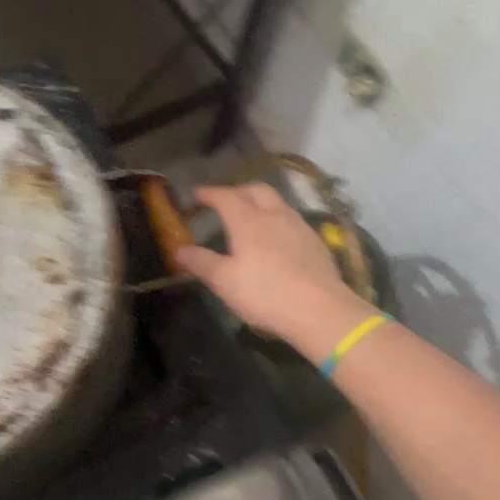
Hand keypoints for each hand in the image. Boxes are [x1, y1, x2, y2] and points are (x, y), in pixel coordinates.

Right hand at [177, 183, 377, 364]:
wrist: (319, 309)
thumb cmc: (265, 294)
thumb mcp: (225, 282)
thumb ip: (202, 263)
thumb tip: (180, 251)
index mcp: (248, 221)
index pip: (226, 197)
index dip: (210, 193)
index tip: (197, 194)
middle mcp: (275, 215)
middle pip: (256, 190)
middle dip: (237, 191)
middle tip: (225, 201)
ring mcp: (299, 226)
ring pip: (278, 203)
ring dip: (261, 203)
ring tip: (251, 216)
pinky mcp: (316, 241)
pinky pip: (292, 220)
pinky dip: (278, 220)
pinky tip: (277, 238)